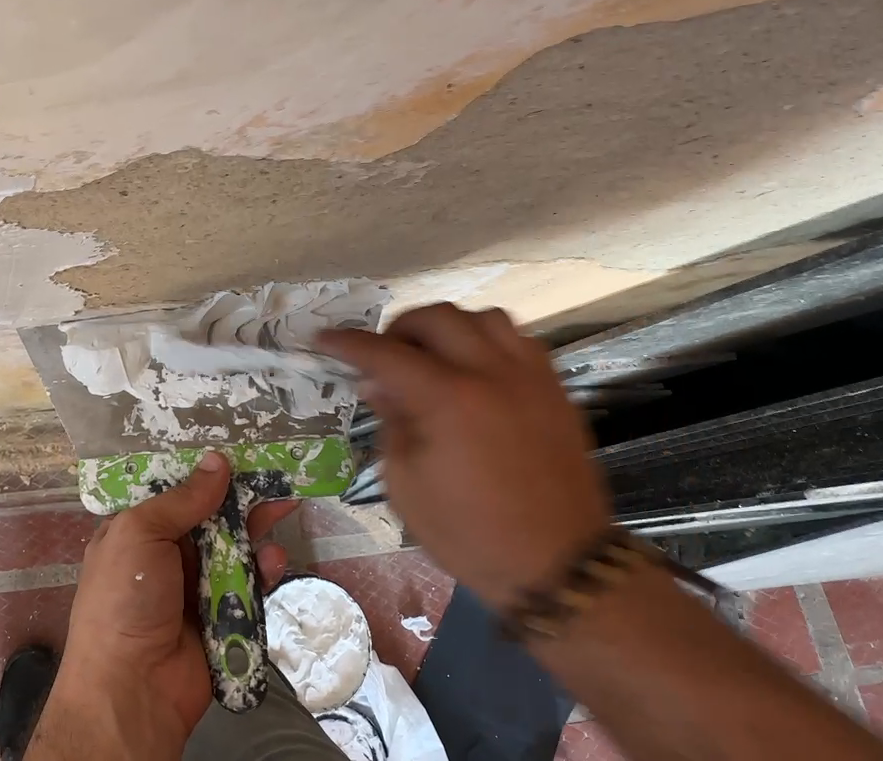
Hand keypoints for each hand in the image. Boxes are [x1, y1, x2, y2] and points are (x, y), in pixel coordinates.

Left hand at [29, 452, 295, 759]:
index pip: (172, 489)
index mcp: (137, 530)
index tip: (233, 444)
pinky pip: (249, 586)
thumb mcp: (140, 534)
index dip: (200, 468)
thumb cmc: (124, 599)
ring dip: (257, 529)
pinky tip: (275, 559)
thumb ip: (182, 499)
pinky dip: (264, 572)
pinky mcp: (223, 616)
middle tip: (276, 470)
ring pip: (234, 547)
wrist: (132, 689)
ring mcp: (195, 585)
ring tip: (285, 506)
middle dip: (240, 494)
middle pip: (210, 515)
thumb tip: (217, 461)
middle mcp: (166, 553)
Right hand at [320, 303, 609, 608]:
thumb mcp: (406, 485)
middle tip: (384, 356)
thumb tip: (378, 384)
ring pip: (483, 317)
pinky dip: (488, 340)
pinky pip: (519, 339)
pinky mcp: (555, 389)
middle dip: (399, 329)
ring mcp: (529, 377)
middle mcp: (490, 373)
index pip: (385, 353)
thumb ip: (391, 423)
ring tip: (433, 355)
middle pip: (436, 317)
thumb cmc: (471, 534)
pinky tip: (475, 368)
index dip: (347, 343)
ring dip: (448, 327)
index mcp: (447, 400)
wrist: (560, 565)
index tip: (323, 339)